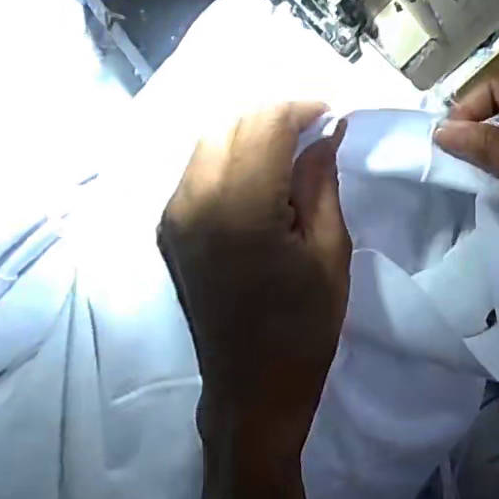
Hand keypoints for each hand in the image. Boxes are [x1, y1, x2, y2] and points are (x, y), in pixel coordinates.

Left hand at [159, 102, 351, 462]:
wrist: (250, 389)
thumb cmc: (303, 327)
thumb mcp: (329, 252)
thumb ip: (320, 182)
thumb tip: (325, 132)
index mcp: (239, 209)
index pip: (264, 126)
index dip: (299, 110)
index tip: (330, 115)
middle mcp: (194, 201)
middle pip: (230, 124)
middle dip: (274, 117)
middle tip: (312, 132)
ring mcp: (173, 214)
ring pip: (209, 140)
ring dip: (249, 133)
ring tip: (288, 150)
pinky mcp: (168, 227)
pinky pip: (198, 168)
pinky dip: (230, 155)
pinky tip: (258, 174)